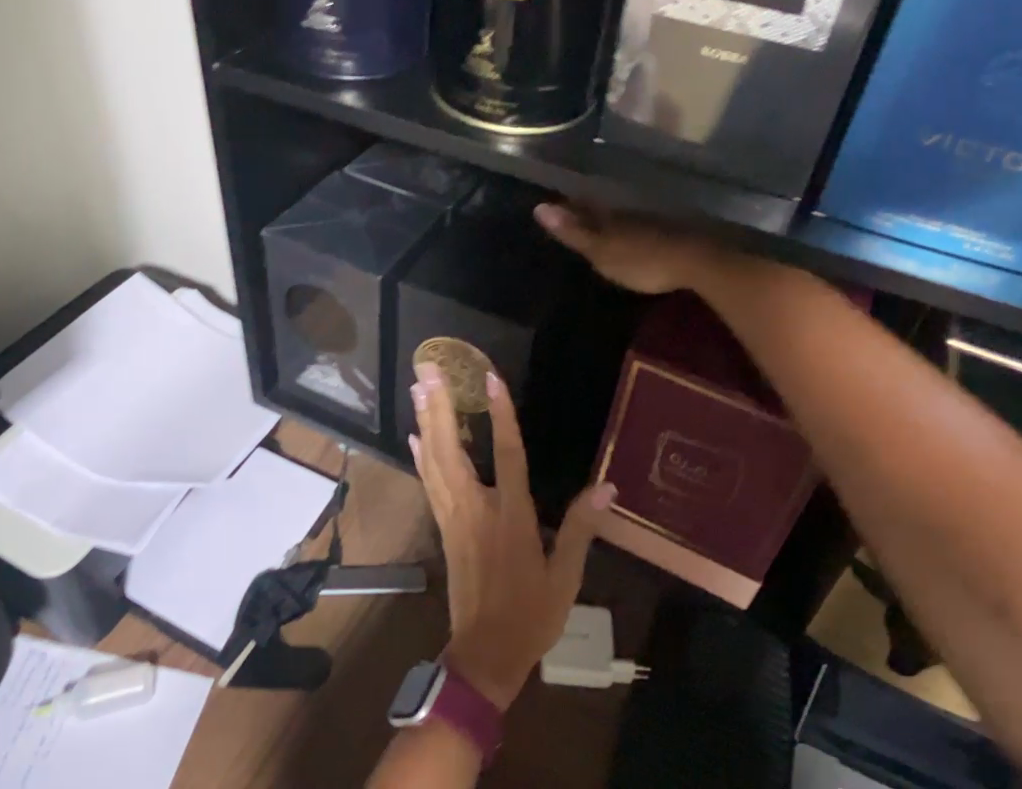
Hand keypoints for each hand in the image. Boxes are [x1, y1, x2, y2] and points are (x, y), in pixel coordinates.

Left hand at [408, 360, 616, 710]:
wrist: (485, 653)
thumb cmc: (530, 615)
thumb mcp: (565, 577)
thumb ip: (580, 528)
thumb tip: (606, 486)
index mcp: (510, 517)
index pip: (507, 454)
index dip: (500, 414)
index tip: (490, 379)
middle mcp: (475, 509)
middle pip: (452, 448)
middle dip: (440, 405)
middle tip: (427, 368)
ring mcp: (454, 517)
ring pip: (435, 460)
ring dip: (427, 421)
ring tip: (419, 387)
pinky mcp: (443, 528)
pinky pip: (429, 482)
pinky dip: (422, 455)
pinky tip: (416, 436)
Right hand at [533, 203, 723, 294]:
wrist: (696, 261)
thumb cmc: (642, 260)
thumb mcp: (601, 251)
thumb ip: (574, 231)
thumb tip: (540, 207)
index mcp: (608, 218)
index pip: (581, 208)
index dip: (566, 208)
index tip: (551, 205)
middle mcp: (628, 215)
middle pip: (603, 210)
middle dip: (588, 210)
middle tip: (573, 210)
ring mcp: (651, 223)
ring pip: (624, 218)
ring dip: (612, 220)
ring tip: (601, 224)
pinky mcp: (670, 235)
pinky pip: (643, 228)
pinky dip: (633, 231)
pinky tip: (634, 237)